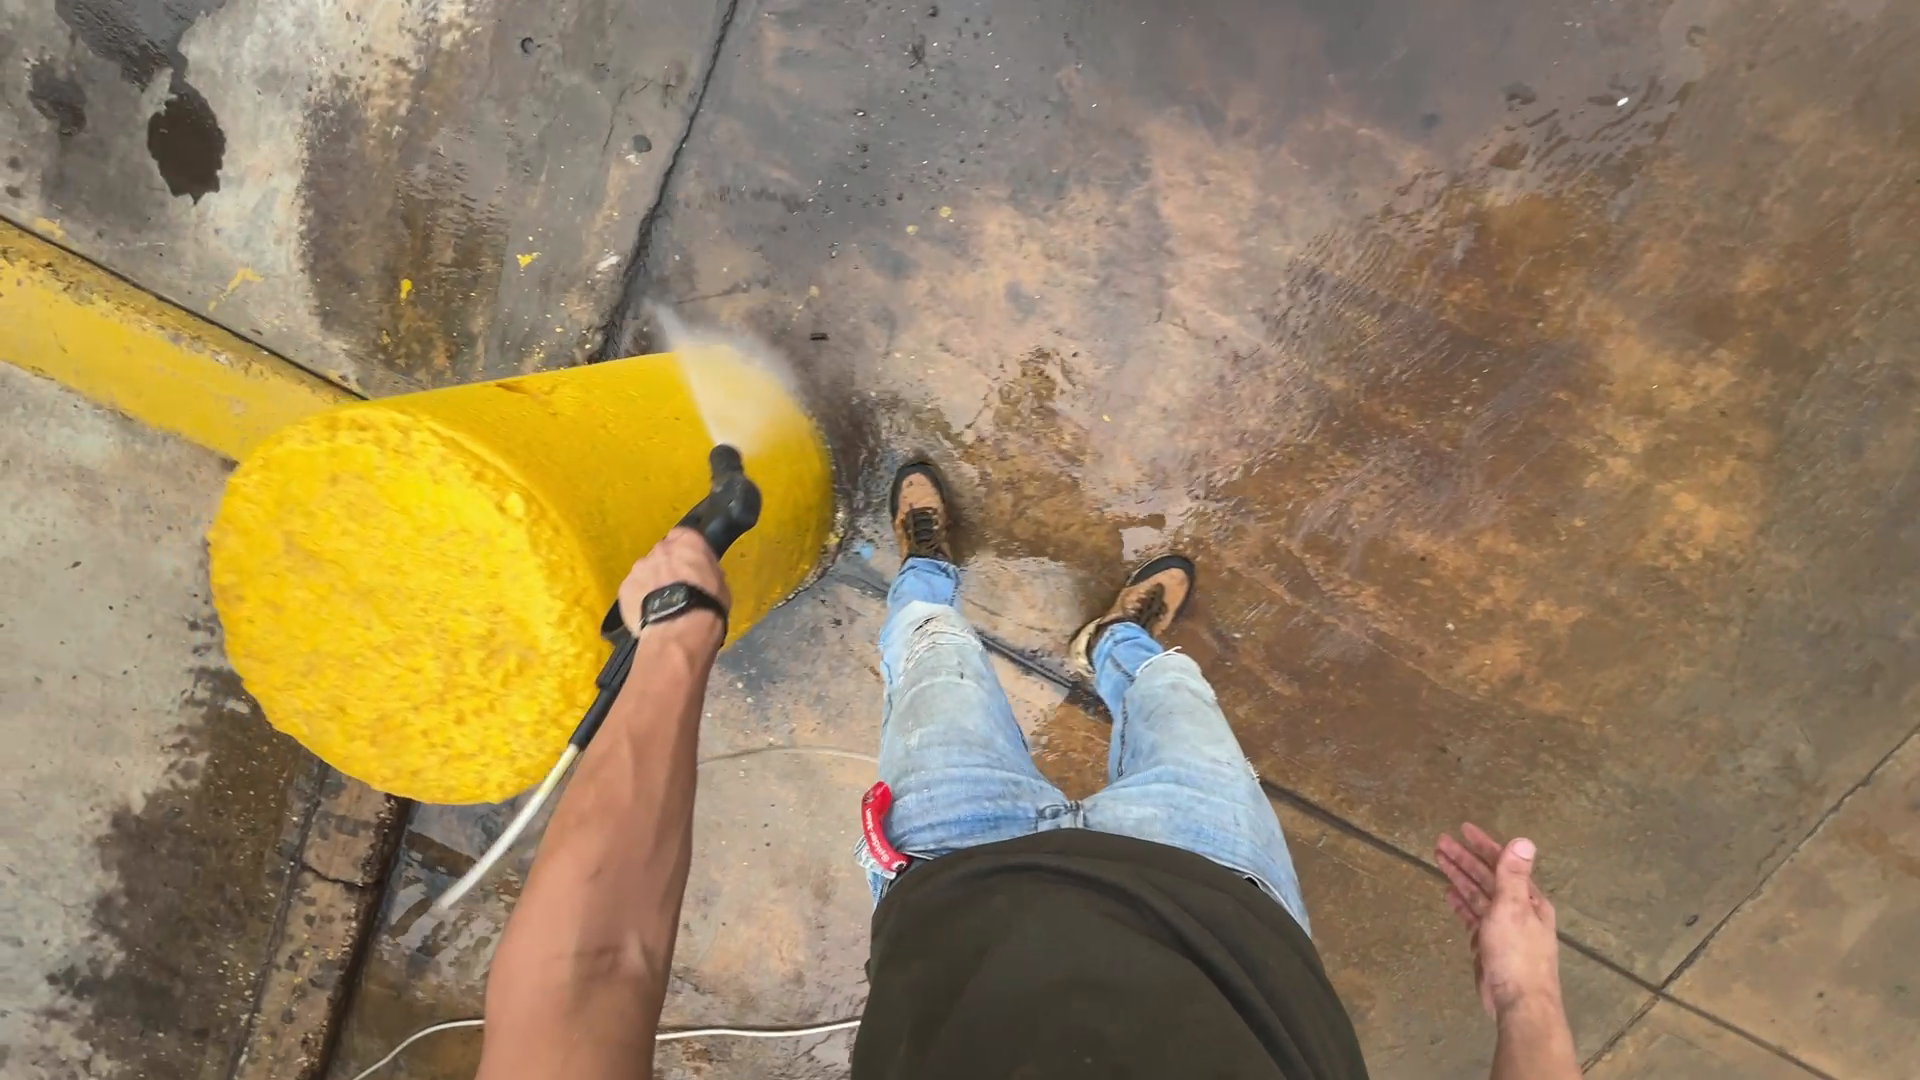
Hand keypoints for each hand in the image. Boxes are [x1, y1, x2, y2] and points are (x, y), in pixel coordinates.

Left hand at [617, 527, 731, 638]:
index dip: (686, 551)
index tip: (692, 563)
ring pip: (645, 571)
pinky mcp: (625, 587)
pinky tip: (650, 613)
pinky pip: (633, 590)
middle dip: (667, 566)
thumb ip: (706, 570)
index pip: (683, 535)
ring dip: (652, 582)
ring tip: (662, 603)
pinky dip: (640, 598)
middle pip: (662, 553)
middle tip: (677, 585)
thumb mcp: (720, 582)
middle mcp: (660, 549)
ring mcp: (639, 567)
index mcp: (688, 542)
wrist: (681, 626)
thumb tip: (701, 574)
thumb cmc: (707, 602)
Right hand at [1436, 823, 1562, 1018]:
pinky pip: (1472, 914)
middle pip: (1487, 877)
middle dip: (1464, 858)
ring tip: (1438, 859)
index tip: (1463, 828)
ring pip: (1477, 893)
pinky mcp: (1489, 942)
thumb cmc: (1516, 952)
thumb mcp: (1512, 908)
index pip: (1503, 864)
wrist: (1518, 1002)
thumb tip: (1524, 840)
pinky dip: (1460, 902)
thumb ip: (1514, 874)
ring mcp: (1502, 927)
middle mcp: (1517, 910)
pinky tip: (1448, 894)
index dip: (1483, 845)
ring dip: (1459, 876)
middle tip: (1439, 841)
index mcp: (1528, 900)